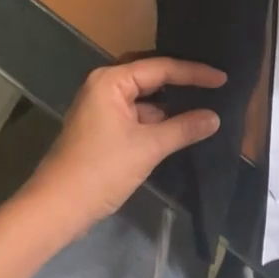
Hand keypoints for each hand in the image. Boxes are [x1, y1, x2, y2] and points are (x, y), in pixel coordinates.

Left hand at [24, 57, 225, 229]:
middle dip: (178, 79)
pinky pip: (134, 112)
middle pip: (149, 74)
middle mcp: (103, 85)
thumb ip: (183, 129)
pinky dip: (154, 116)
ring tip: (200, 100)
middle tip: (210, 79)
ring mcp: (99, 107)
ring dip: (167, 101)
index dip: (194, 73)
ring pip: (141, 95)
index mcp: (111, 80)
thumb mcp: (147, 148)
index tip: (222, 78)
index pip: (160, 68)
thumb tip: (214, 117)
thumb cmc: (100, 171)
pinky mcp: (100, 127)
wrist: (56, 210)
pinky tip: (176, 124)